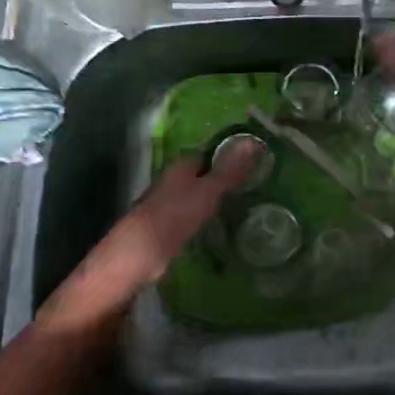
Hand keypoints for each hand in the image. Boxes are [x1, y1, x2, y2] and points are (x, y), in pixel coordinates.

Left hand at [105, 138, 261, 284]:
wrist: (142, 253)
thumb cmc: (176, 215)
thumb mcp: (208, 191)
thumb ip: (230, 170)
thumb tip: (253, 142)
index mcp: (180, 167)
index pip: (208, 155)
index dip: (229, 158)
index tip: (252, 165)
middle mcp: (171, 182)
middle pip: (201, 176)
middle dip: (222, 180)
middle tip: (252, 186)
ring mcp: (167, 205)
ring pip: (196, 196)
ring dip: (213, 200)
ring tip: (241, 205)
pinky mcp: (166, 227)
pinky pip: (191, 216)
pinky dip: (204, 218)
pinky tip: (218, 226)